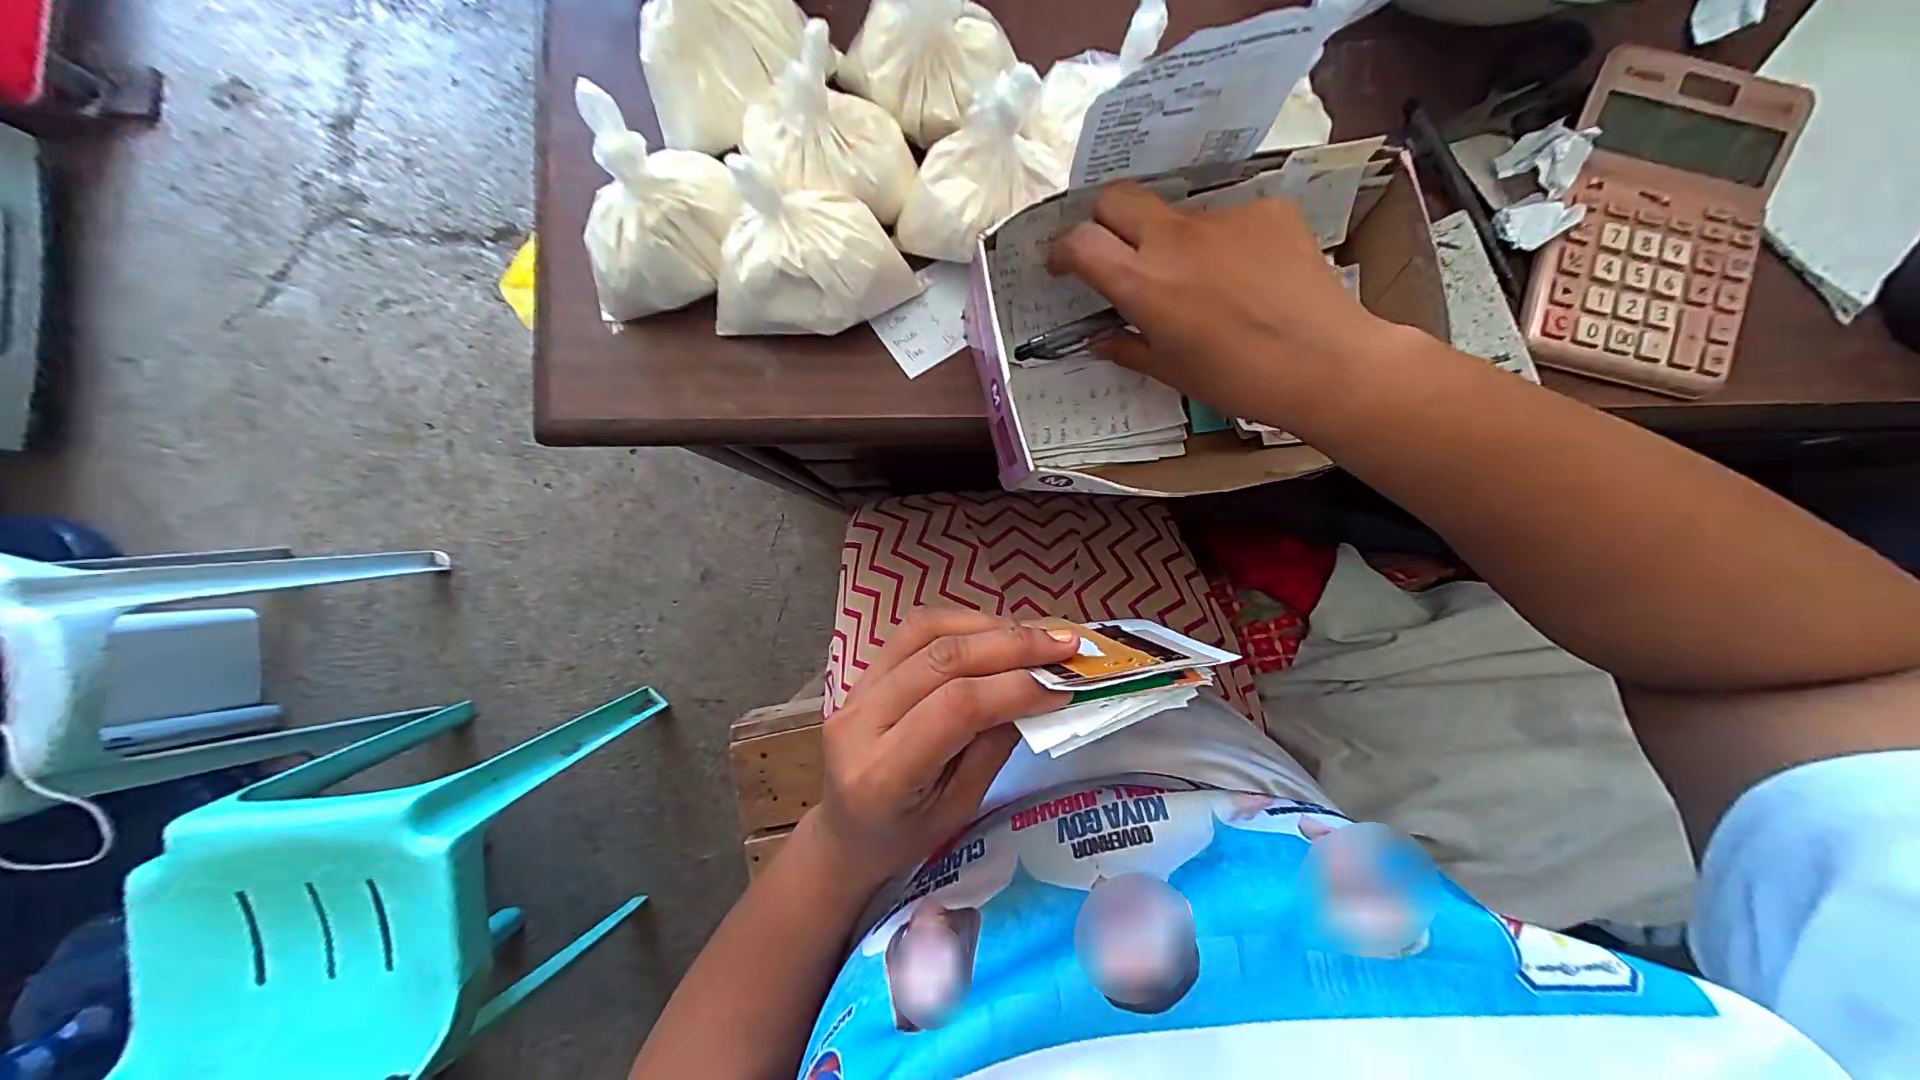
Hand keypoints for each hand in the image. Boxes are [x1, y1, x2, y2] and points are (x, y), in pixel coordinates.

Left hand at [810, 608, 1075, 886]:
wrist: (843, 834)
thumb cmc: (904, 837)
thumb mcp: (958, 809)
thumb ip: (993, 746)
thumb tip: (1038, 689)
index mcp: (883, 773)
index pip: (956, 707)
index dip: (1016, 687)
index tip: (1065, 685)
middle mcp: (860, 721)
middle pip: (942, 658)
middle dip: (1012, 644)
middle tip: (1065, 644)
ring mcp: (854, 690)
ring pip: (925, 631)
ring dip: (988, 625)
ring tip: (1035, 634)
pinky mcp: (861, 673)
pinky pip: (913, 631)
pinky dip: (961, 623)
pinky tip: (995, 631)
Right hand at [1048, 184, 1395, 424]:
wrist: (1325, 362)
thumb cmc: (1237, 379)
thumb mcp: (1171, 371)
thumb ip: (1128, 347)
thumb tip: (1101, 338)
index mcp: (1144, 283)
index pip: (1081, 242)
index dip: (1063, 250)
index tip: (1064, 266)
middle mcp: (1175, 239)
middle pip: (1116, 198)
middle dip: (1103, 220)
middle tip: (1115, 253)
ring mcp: (1223, 217)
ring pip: (1176, 213)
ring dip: (1168, 239)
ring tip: (1199, 280)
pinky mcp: (1266, 209)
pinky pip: (1226, 218)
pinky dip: (1221, 243)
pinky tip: (1245, 276)